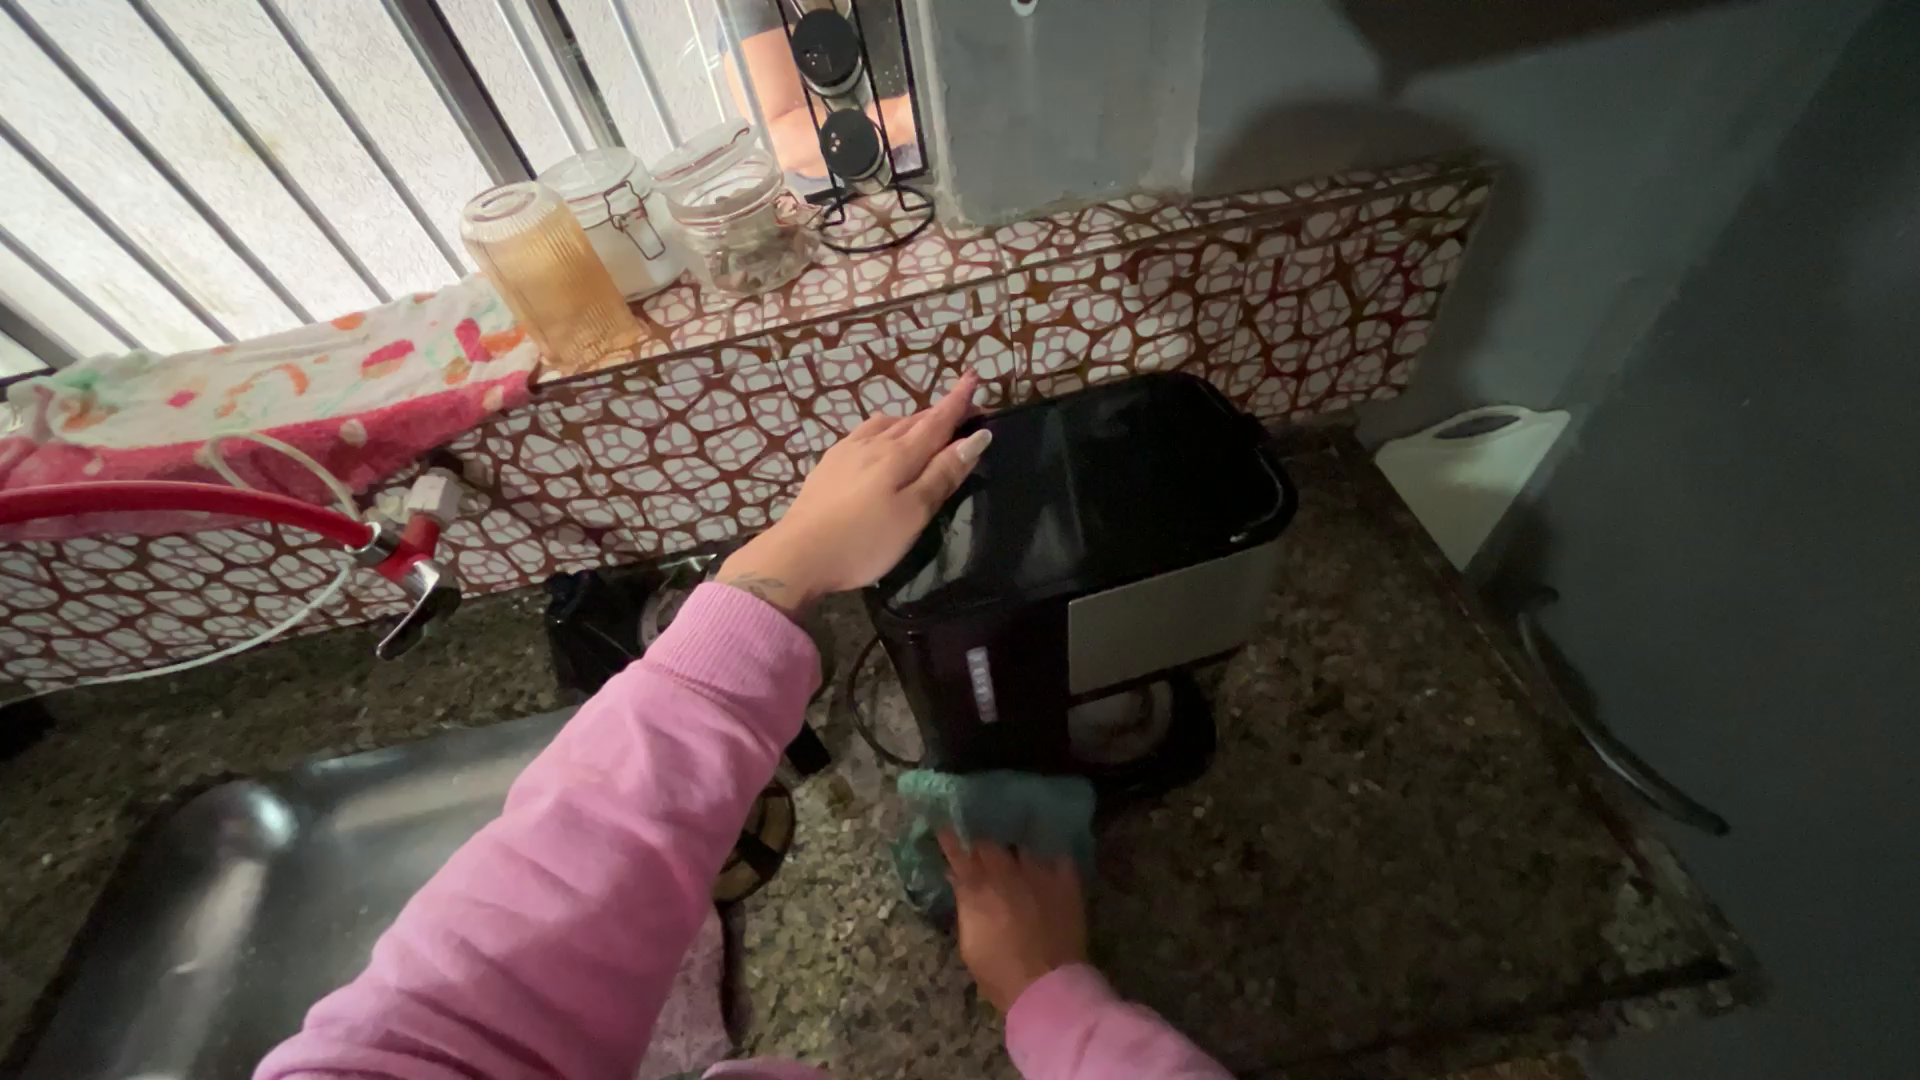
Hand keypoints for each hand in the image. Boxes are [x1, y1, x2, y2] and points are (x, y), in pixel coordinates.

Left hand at [716, 373, 988, 615]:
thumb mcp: (913, 513)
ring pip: (886, 424)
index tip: (974, 377)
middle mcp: (873, 443)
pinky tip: (879, 441)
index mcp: (899, 455)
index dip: (958, 401)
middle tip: (963, 410)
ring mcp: (846, 452)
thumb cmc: (864, 540)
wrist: (798, 555)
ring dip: (911, 420)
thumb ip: (942, 474)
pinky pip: (864, 434)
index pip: (937, 420)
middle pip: (914, 420)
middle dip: (941, 412)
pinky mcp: (829, 465)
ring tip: (924, 426)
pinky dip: (884, 430)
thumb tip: (975, 438)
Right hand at [939, 830, 1087, 1013]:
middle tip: (982, 853)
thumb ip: (964, 906)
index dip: (951, 840)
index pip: (959, 854)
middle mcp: (1006, 872)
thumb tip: (957, 880)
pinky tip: (1050, 865)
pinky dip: (1051, 860)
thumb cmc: (1000, 974)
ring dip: (1016, 853)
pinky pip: (1057, 857)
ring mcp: (1037, 873)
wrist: (1047, 987)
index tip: (945, 828)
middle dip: (983, 847)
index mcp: (978, 888)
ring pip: (1022, 848)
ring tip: (1018, 858)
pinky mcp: (1065, 880)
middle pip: (990, 845)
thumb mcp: (970, 944)